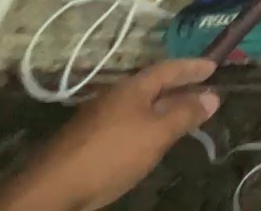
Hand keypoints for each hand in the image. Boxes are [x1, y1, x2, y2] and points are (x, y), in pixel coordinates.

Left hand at [0, 59, 220, 210]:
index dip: (192, 67)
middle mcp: (113, 97)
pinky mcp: (83, 143)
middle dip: (178, 88)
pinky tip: (147, 140)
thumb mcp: (157, 134)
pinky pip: (124, 123)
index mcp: (132, 88)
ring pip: (137, 107)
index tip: (213, 66)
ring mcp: (95, 120)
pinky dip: (144, 125)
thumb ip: (186, 115)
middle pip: (152, 86)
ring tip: (179, 116)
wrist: (46, 193)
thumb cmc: (110, 155)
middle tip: (201, 91)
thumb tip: (213, 96)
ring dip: (161, 108)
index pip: (169, 68)